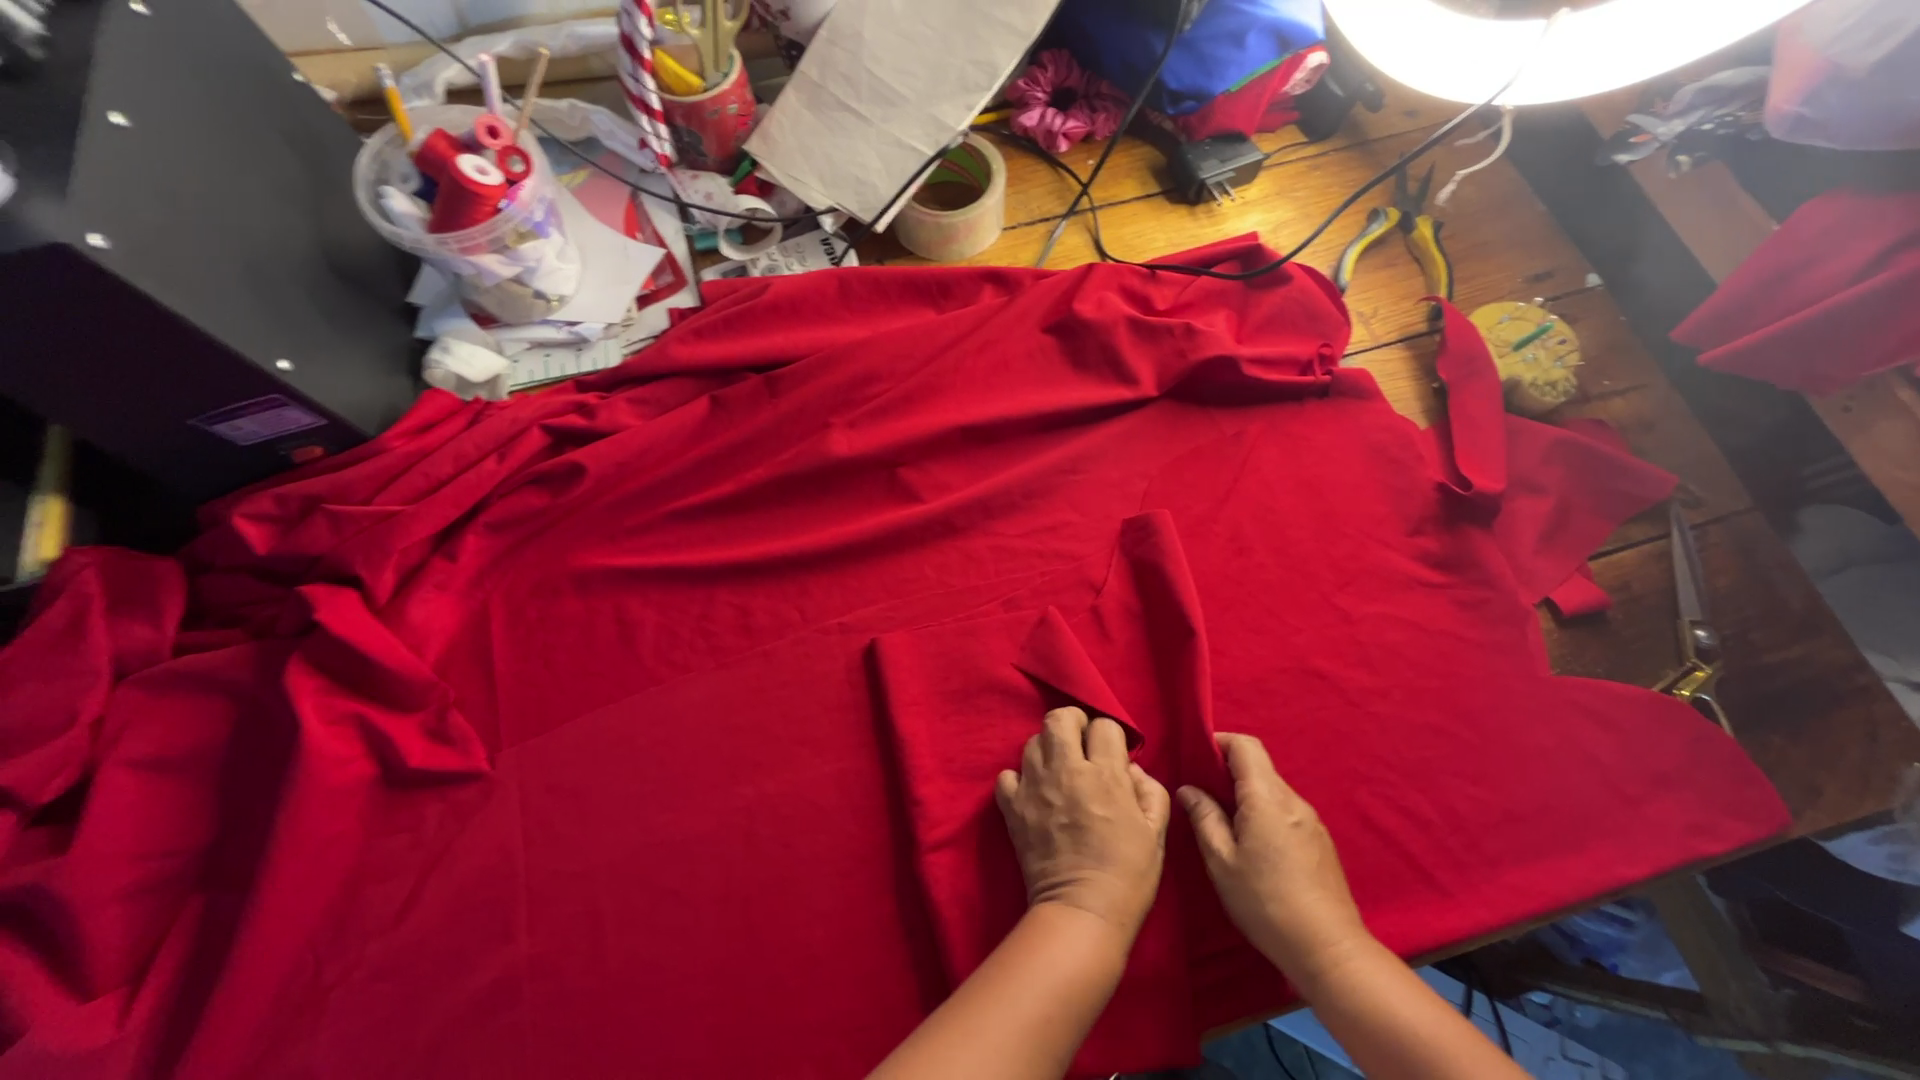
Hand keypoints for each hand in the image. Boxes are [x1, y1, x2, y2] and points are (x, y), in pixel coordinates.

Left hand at [996, 707, 1170, 937]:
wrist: (1081, 911)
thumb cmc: (1128, 874)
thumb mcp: (1155, 831)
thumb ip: (1149, 790)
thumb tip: (1130, 769)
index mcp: (1105, 774)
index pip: (1104, 726)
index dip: (1110, 736)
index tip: (1112, 753)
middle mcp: (1066, 771)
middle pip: (1059, 718)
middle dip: (1073, 723)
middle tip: (1081, 743)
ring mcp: (1034, 787)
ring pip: (1032, 742)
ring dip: (1047, 749)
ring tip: (1058, 769)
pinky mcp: (1012, 808)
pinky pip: (1006, 776)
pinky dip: (1018, 778)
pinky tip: (1032, 791)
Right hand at [1178, 733, 1367, 980]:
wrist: (1327, 948)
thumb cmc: (1265, 903)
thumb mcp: (1221, 861)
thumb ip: (1204, 818)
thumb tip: (1189, 789)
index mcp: (1267, 799)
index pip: (1245, 746)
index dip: (1218, 742)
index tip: (1194, 756)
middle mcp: (1293, 801)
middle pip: (1259, 767)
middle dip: (1227, 770)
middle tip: (1199, 792)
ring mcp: (1311, 821)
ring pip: (1271, 791)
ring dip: (1244, 794)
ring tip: (1220, 820)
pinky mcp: (1319, 841)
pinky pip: (1284, 812)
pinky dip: (1262, 812)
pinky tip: (1250, 843)